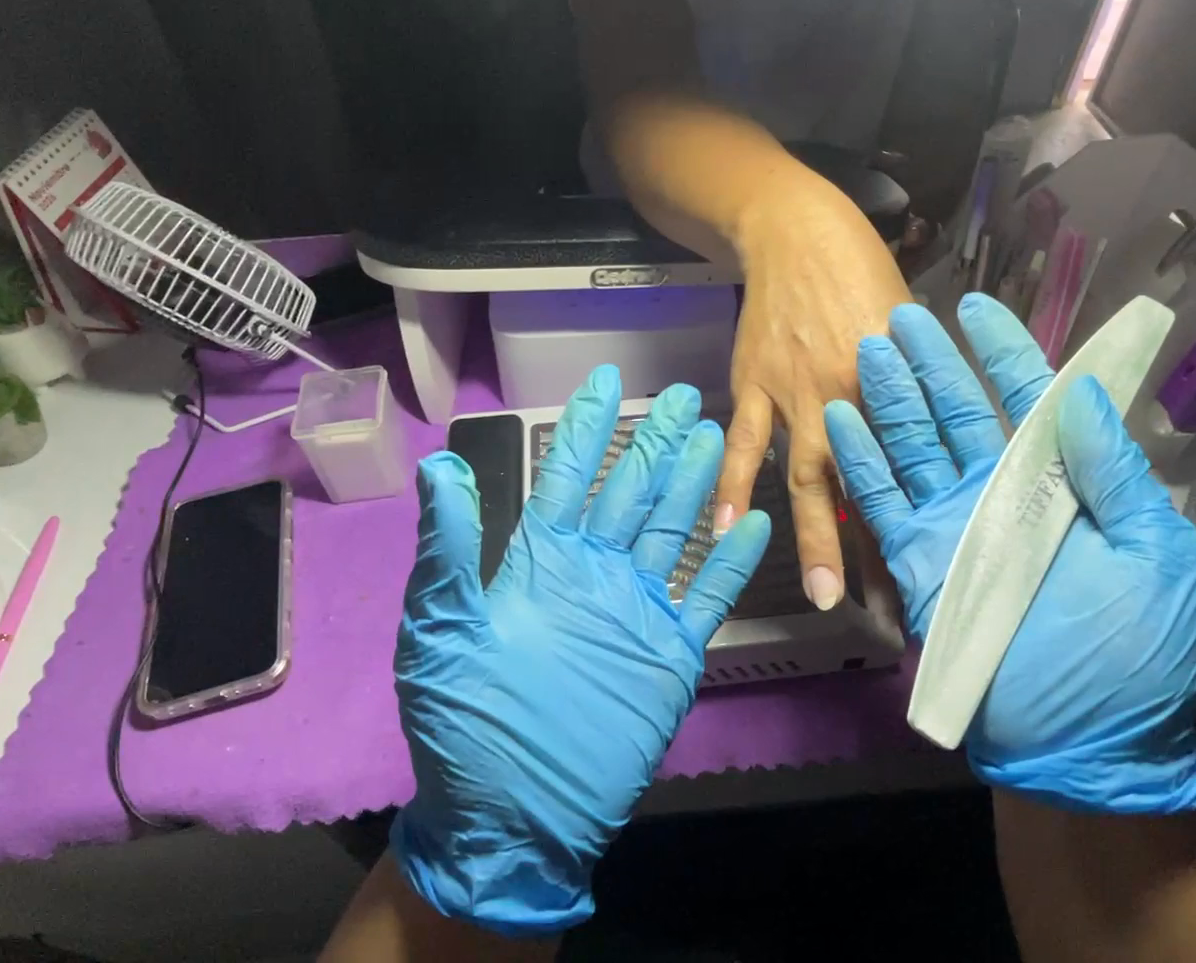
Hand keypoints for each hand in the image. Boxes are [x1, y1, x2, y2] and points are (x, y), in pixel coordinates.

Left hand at [391, 367, 771, 935]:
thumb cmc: (466, 722)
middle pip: (631, 492)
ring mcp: (635, 610)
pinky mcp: (670, 652)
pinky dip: (731, 562)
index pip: (568, 476)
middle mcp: (593, 573)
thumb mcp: (442, 630)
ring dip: (696, 485)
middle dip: (656, 441)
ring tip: (720, 438)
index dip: (588, 426)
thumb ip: (450, 548)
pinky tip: (752, 521)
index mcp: (539, 562)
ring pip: (672, 531)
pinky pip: (707, 597)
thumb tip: (442, 465)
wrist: (513, 815)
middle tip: (689, 395)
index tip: (608, 379)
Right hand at [717, 187, 911, 609]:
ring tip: (822, 595)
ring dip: (816, 537)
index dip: (928, 515)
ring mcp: (798, 394)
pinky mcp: (754, 386)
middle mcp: (854, 396)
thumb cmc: (863, 271)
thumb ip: (917, 381)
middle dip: (881, 546)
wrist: (794, 232)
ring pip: (810, 477)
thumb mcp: (910, 320)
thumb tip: (926, 433)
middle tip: (895, 610)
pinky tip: (725, 527)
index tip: (945, 567)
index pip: (918, 464)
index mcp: (901, 383)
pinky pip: (744, 443)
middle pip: (871, 483)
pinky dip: (735, 486)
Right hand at [824, 296, 1195, 814]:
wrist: (1078, 741)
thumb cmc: (1130, 652)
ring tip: (865, 352)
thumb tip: (1078, 396)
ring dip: (890, 400)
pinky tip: (841, 419)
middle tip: (899, 317)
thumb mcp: (1151, 557)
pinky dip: (860, 460)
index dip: (1003, 354)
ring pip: (914, 445)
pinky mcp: (914, 556)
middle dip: (933, 364)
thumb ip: (1114, 476)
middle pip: (960, 414)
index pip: (1030, 402)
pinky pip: (880, 500)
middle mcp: (1001, 492)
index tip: (975, 309)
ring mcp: (952, 522)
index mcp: (1064, 484)